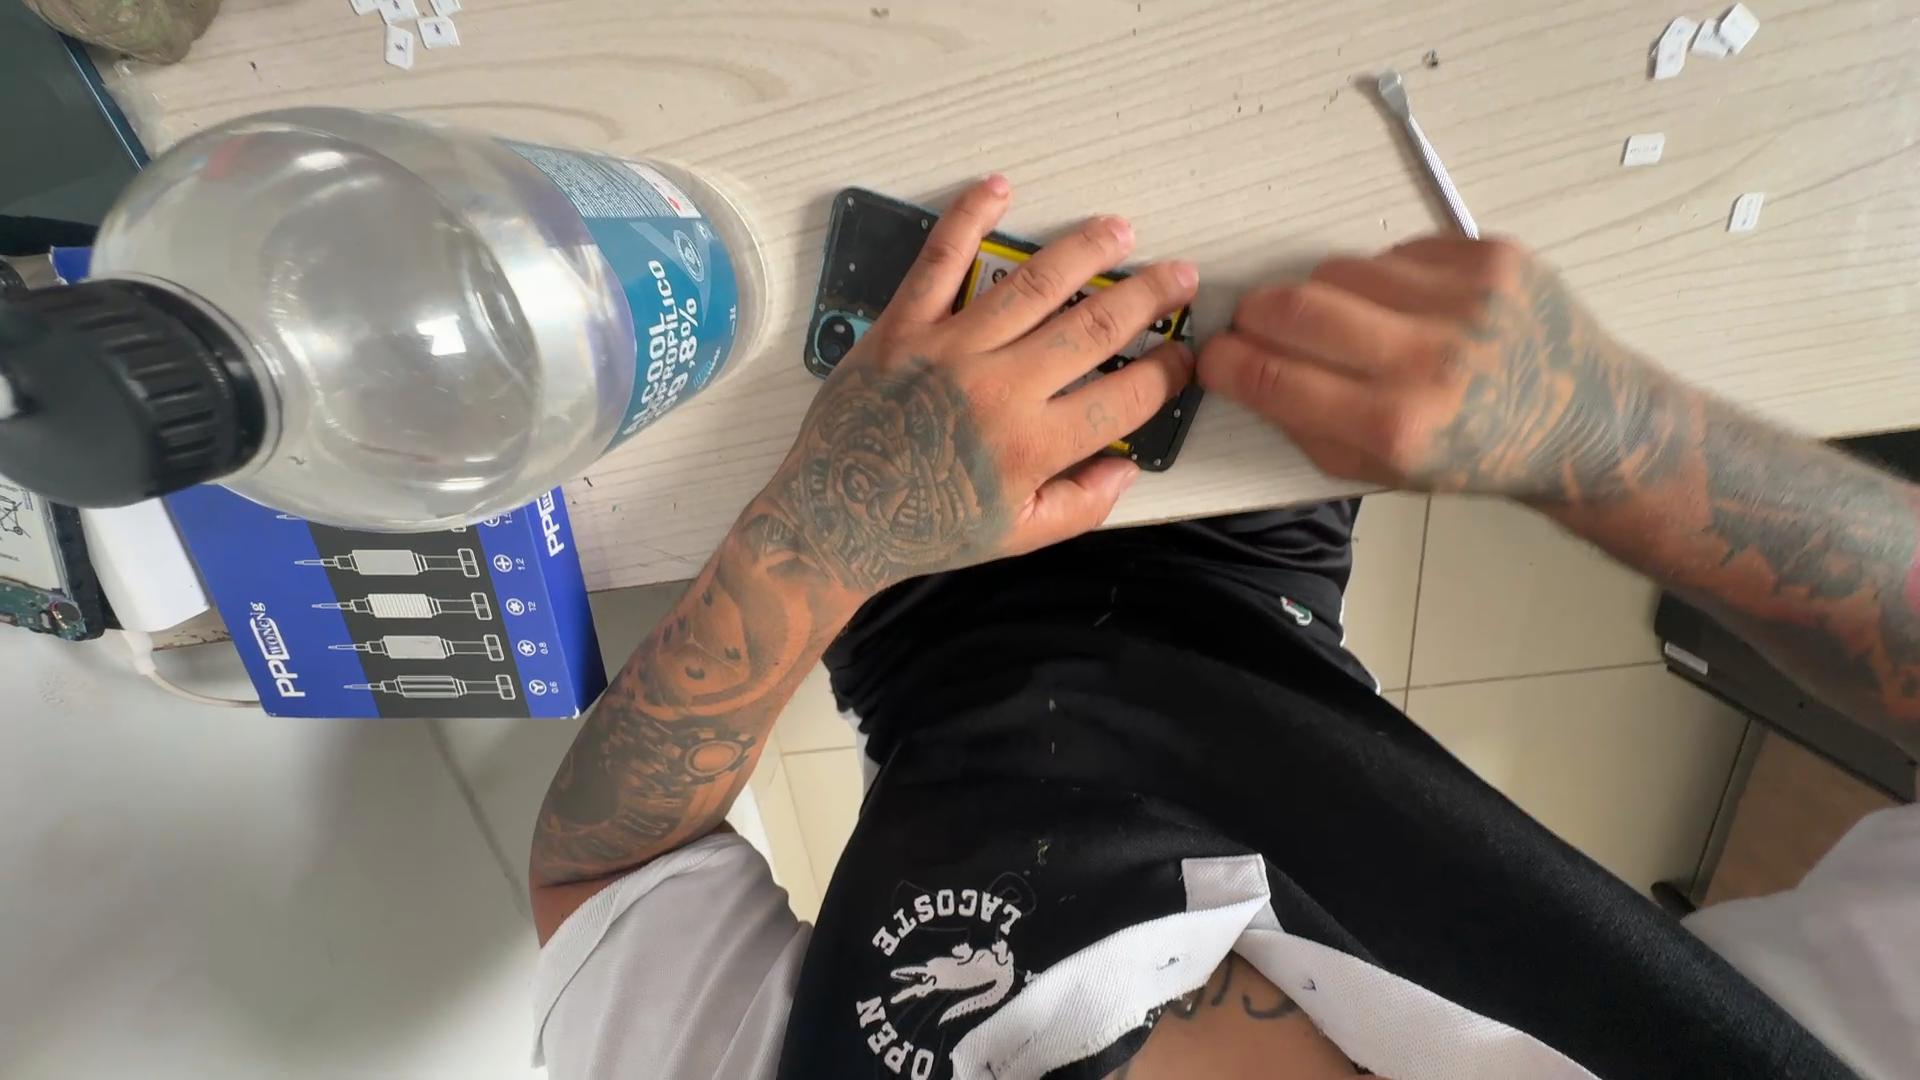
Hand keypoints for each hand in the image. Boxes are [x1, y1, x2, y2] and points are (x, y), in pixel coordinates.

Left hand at [763, 176, 1198, 594]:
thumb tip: (1126, 465)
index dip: (1168, 373)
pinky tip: (999, 188)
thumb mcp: (1016, 537)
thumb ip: (1081, 505)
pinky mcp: (903, 326)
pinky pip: (940, 258)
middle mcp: (999, 388)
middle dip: (1149, 297)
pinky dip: (969, 216)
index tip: (1183, 358)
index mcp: (1032, 446)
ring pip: (1033, 282)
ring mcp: (950, 349)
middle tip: (1178, 277)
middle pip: (1094, 325)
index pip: (1126, 397)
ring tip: (1120, 232)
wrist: (838, 518)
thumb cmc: (925, 529)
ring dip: (1086, 250)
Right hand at [1198, 237, 1673, 502]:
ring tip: (1337, 322)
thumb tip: (1241, 369)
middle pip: (1291, 307)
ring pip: (1333, 270)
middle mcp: (1427, 358)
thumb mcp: (1366, 468)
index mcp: (1390, 424)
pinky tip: (1397, 308)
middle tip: (1250, 328)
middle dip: (1250, 315)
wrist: (1579, 420)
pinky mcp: (1491, 255)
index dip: (1222, 361)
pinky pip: (1388, 253)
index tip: (1212, 357)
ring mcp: (1464, 298)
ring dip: (1312, 296)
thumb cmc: (1459, 457)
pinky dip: (1373, 279)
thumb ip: (1297, 422)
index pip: (1268, 376)